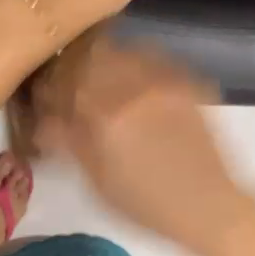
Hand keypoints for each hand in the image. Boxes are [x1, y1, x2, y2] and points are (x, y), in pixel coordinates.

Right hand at [40, 39, 254, 255]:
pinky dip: (133, 62)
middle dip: (74, 65)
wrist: (211, 207)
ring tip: (101, 80)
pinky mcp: (184, 81)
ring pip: (120, 49)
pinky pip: (149, 57)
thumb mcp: (98, 180)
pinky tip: (132, 82)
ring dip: (103, 59)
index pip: (64, 79)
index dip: (48, 84)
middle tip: (70, 84)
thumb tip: (43, 118)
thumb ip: (70, 140)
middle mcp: (133, 87)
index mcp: (106, 114)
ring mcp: (163, 80)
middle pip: (90, 54)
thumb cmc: (148, 204)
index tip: (44, 95)